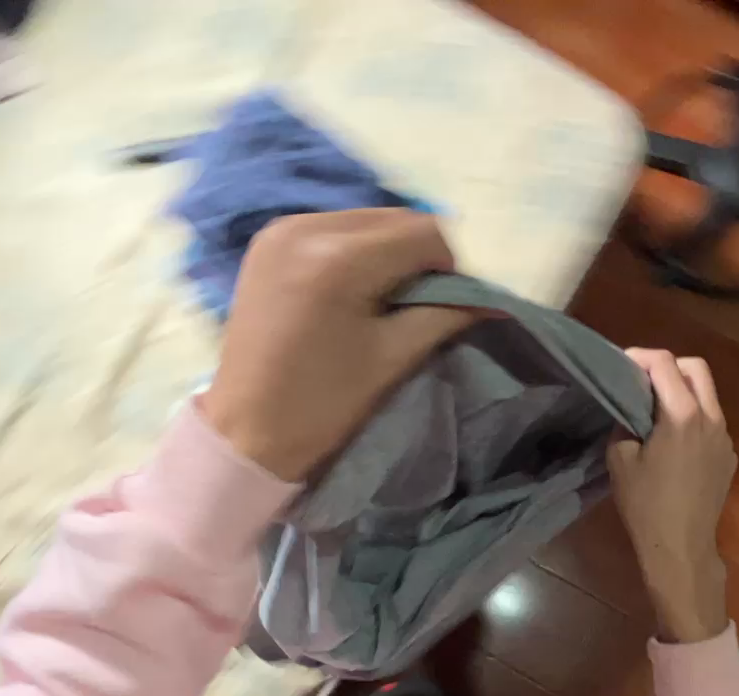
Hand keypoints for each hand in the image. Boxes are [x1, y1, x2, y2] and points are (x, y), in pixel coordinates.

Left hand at [202, 210, 476, 480]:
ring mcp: (280, 230)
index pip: (423, 232)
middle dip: (420, 256)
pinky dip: (357, 252)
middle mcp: (304, 226)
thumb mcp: (393, 359)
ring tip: (387, 300)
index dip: (451, 266)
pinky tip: (355, 289)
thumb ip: (445, 316)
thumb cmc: (324, 406)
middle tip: (424, 303)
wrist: (247, 434)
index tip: (453, 304)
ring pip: (364, 221)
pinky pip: (333, 230)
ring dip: (389, 252)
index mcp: (336, 258)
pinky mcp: (268, 242)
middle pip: (393, 218)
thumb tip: (491, 299)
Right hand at [608, 349, 736, 643]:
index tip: (621, 363)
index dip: (640, 356)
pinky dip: (692, 416)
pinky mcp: (728, 455)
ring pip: (707, 394)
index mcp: (681, 415)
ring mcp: (724, 437)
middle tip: (642, 379)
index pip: (664, 364)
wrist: (680, 545)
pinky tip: (672, 441)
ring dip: (682, 390)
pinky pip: (711, 421)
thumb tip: (631, 409)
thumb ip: (625, 423)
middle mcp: (710, 418)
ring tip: (656, 408)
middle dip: (667, 364)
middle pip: (695, 367)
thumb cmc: (644, 505)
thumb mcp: (620, 460)